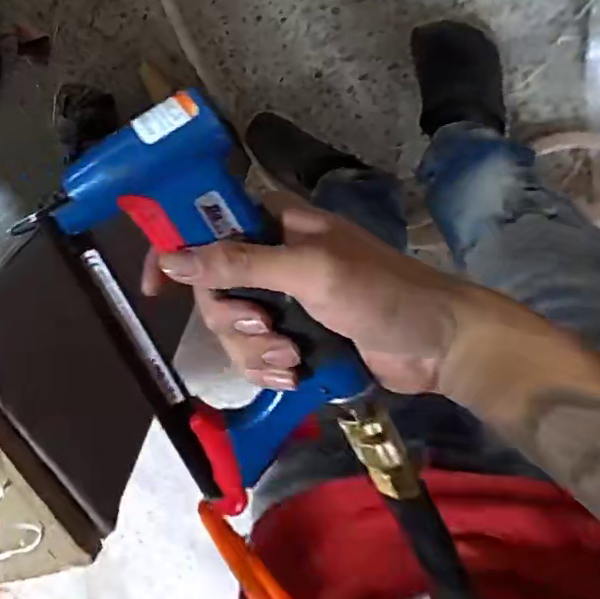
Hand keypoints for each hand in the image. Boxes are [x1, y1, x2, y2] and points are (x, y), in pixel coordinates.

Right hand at [141, 193, 503, 394]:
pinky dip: (264, 367)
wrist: (443, 347)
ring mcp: (276, 297)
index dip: (172, 248)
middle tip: (265, 328)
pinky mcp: (288, 334)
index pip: (202, 224)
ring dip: (253, 349)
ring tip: (291, 359)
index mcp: (269, 223)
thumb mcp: (309, 271)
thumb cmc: (383, 291)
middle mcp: (265, 256)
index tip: (155, 286)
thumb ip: (239, 263)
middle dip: (232, 317)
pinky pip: (248, 352)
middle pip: (208, 286)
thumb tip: (172, 260)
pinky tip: (292, 375)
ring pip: (226, 325)